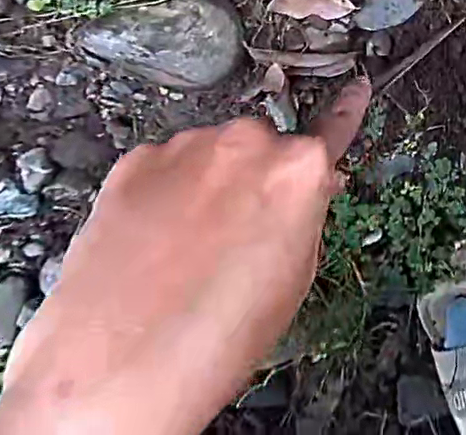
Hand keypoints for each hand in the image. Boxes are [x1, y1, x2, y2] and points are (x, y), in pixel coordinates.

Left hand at [0, 77, 372, 434]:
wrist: (108, 379)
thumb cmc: (216, 340)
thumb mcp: (293, 276)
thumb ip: (305, 215)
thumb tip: (306, 190)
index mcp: (300, 169)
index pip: (336, 125)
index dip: (349, 106)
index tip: (357, 86)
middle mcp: (250, 142)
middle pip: (265, 148)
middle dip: (258, 177)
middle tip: (237, 230)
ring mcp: (189, 147)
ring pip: (214, 153)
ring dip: (209, 182)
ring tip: (183, 244)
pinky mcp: (135, 162)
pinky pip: (167, 164)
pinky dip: (165, 191)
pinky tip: (151, 238)